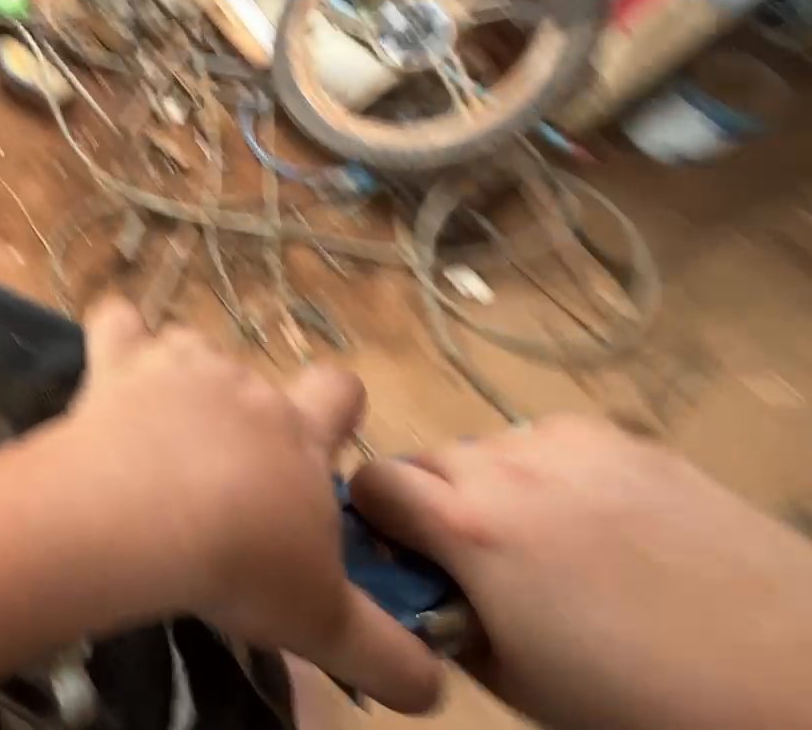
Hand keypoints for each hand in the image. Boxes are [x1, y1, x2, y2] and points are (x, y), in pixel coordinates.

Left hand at [40, 299, 441, 713]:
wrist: (143, 517)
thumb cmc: (238, 564)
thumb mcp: (324, 624)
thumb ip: (387, 654)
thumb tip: (436, 691)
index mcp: (298, 436)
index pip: (338, 392)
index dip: (331, 405)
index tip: (313, 432)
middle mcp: (243, 388)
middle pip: (254, 375)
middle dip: (244, 408)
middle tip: (221, 464)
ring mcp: (178, 366)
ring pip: (189, 346)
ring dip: (178, 375)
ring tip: (158, 423)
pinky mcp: (118, 363)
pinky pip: (116, 321)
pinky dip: (115, 330)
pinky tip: (111, 350)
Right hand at [352, 416, 811, 729]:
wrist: (806, 682)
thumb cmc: (642, 698)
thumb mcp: (510, 675)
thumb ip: (437, 610)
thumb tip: (409, 578)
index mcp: (464, 524)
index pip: (368, 481)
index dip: (376, 517)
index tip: (405, 551)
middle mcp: (500, 466)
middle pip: (422, 461)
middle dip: (431, 502)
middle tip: (479, 556)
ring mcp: (563, 444)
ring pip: (480, 448)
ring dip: (487, 484)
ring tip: (548, 539)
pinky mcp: (619, 438)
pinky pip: (543, 442)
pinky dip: (545, 472)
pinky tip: (597, 520)